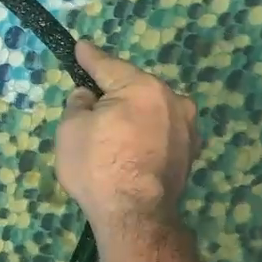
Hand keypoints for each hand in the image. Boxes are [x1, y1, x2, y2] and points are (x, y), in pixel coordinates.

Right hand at [54, 41, 199, 230]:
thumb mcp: (70, 130)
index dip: (90, 57)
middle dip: (113, 92)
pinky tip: (131, 150)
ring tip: (112, 133)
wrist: (136, 214)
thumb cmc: (98, 167)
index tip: (80, 46)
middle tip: (91, 104)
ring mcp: (187, 126)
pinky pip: (162, 132)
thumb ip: (79, 104)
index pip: (108, 65)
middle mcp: (172, 99)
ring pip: (151, 110)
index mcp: (141, 87)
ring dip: (132, 115)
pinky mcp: (191, 152)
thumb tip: (90, 97)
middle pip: (134, 88)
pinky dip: (145, 135)